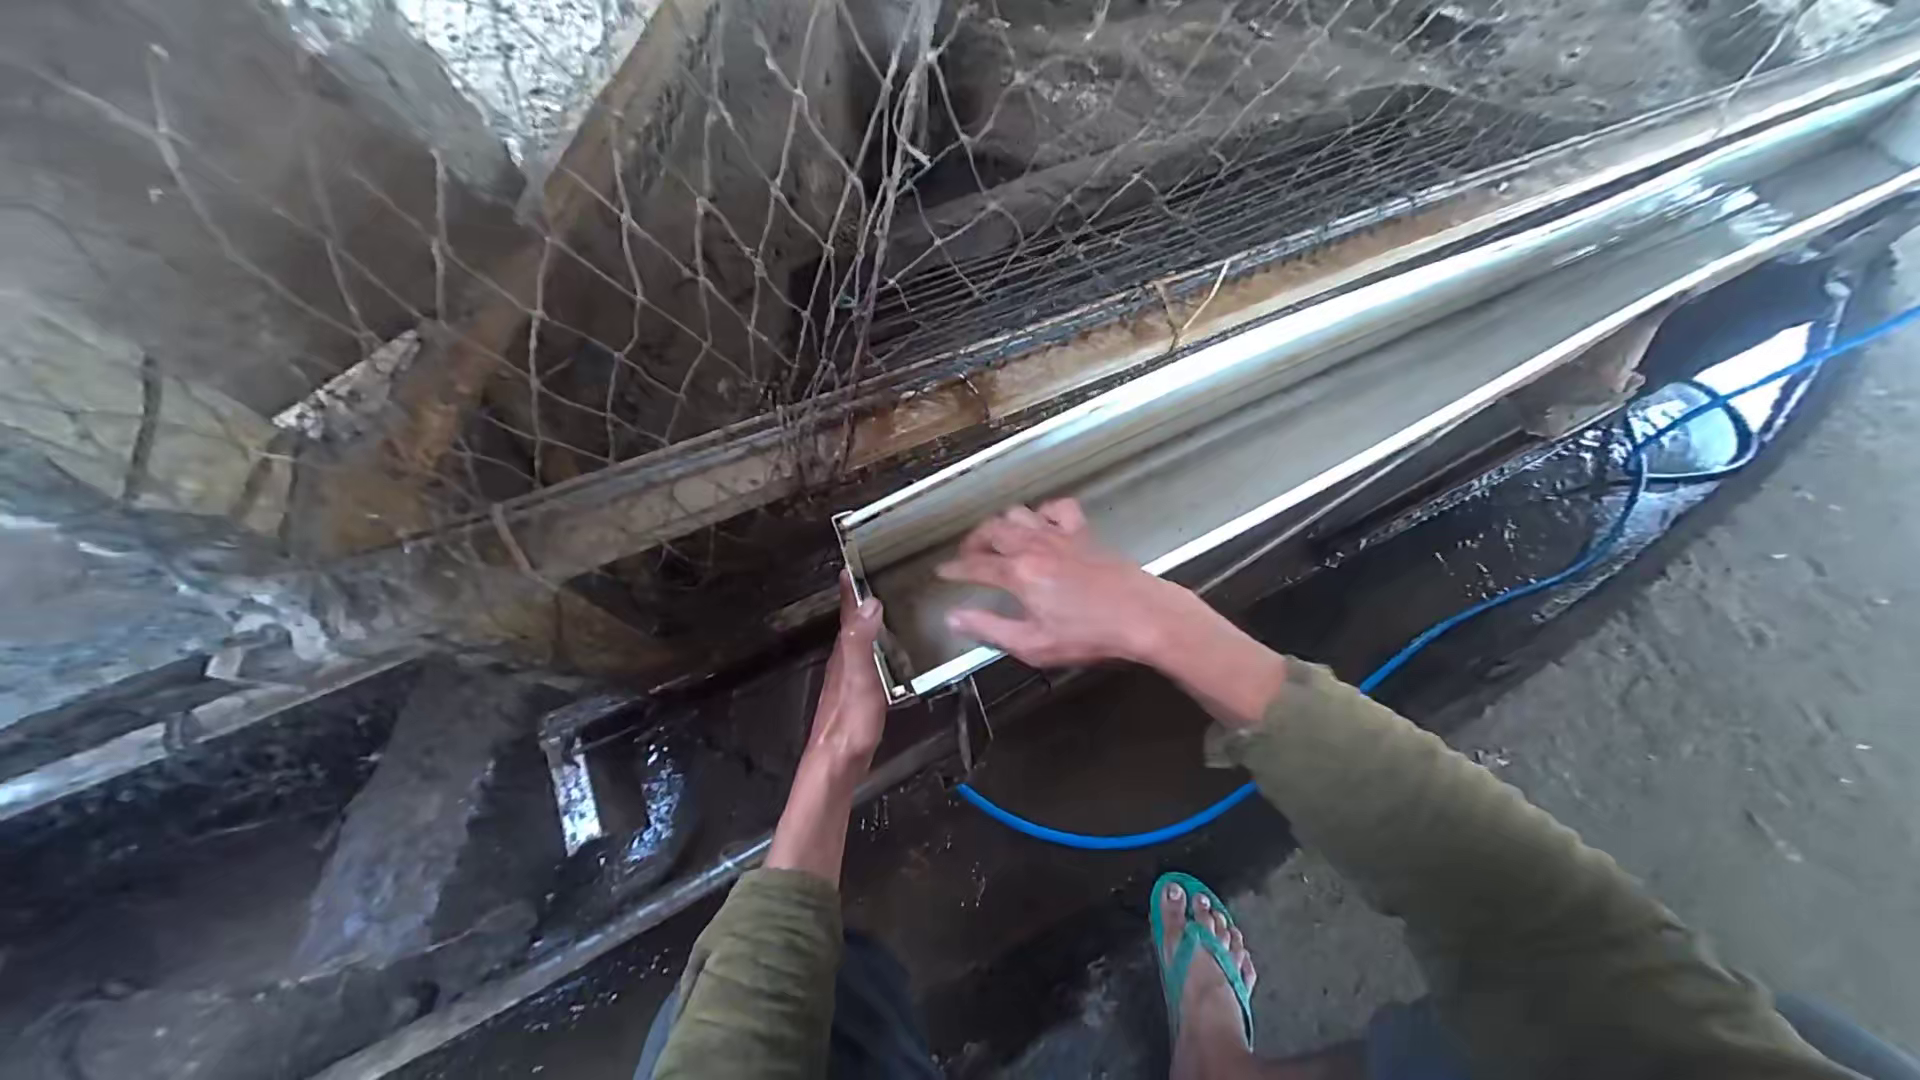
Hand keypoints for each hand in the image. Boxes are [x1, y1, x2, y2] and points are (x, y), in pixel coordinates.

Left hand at [804, 571, 888, 766]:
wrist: (837, 763)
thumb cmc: (849, 722)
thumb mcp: (860, 677)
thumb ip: (862, 642)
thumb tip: (869, 603)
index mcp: (845, 651)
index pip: (848, 611)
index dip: (851, 588)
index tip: (855, 562)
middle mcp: (845, 660)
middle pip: (854, 622)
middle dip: (865, 599)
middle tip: (880, 577)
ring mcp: (851, 677)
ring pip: (862, 640)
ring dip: (872, 622)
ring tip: (890, 607)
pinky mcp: (860, 694)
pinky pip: (871, 659)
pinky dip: (880, 646)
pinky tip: (892, 651)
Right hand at [935, 498, 1197, 667]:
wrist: (1143, 616)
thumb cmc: (1090, 635)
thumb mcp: (1033, 644)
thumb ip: (989, 629)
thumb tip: (955, 618)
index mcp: (1019, 573)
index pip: (975, 566)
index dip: (954, 569)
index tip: (943, 572)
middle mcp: (1035, 547)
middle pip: (991, 531)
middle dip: (973, 541)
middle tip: (966, 556)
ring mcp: (1060, 535)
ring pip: (1019, 514)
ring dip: (1002, 524)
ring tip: (996, 538)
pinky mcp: (1083, 533)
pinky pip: (1057, 508)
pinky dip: (1042, 512)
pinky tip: (1041, 524)